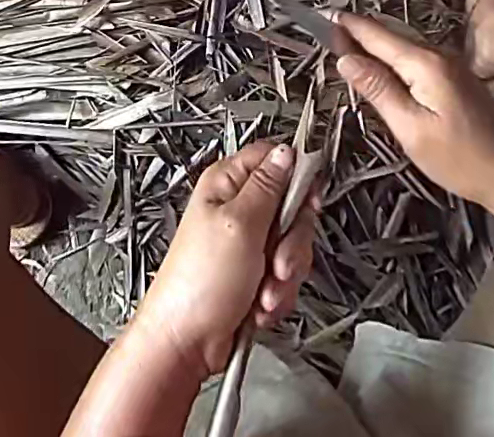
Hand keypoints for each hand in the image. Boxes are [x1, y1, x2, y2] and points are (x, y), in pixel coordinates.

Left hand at [134, 142, 319, 375]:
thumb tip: (287, 152)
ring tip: (262, 286)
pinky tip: (258, 302)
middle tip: (275, 258)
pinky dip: (278, 291)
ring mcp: (247, 239)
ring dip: (285, 273)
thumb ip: (269, 186)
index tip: (307, 201)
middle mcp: (238, 206)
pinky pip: (287, 272)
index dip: (298, 176)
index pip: (275, 157)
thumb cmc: (198, 282)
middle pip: (292, 204)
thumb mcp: (240, 224)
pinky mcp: (255, 269)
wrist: (186, 342)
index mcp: (228, 181)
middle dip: (291, 240)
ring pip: (293, 242)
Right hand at [333, 12, 493, 204]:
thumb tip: (345, 58)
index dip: (347, 24)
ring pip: (401, 46)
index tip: (321, 14)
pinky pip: (413, 56)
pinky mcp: (454, 75)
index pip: (376, 35)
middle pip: (388, 36)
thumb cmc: (459, 159)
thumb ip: (377, 89)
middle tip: (324, 31)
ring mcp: (450, 63)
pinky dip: (390, 56)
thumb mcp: (410, 128)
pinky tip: (378, 65)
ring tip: (342, 45)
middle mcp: (438, 54)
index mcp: (424, 64)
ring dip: (372, 44)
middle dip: (356, 32)